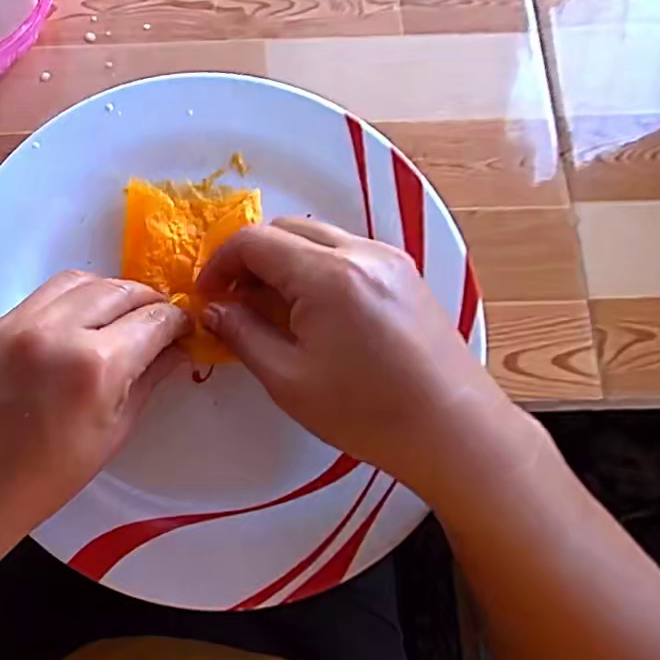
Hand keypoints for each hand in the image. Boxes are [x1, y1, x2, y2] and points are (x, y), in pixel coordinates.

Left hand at [0, 271, 189, 558]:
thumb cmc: (47, 477)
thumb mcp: (114, 432)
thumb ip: (149, 380)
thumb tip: (176, 350)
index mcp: (96, 365)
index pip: (153, 319)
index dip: (177, 321)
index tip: (183, 328)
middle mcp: (58, 331)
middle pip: (120, 289)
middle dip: (148, 300)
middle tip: (158, 320)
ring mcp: (20, 323)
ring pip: (81, 280)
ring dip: (110, 291)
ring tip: (120, 316)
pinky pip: (45, 294)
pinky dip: (72, 299)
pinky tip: (79, 322)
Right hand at [195, 218, 518, 488]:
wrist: (453, 430)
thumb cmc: (366, 413)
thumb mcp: (287, 379)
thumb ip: (242, 335)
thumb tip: (214, 310)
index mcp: (328, 276)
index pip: (254, 241)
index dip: (219, 263)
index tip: (207, 296)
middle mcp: (361, 252)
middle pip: (284, 228)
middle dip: (249, 258)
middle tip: (234, 301)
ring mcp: (388, 258)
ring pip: (315, 236)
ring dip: (281, 261)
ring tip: (270, 308)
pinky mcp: (404, 273)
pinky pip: (344, 252)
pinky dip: (314, 268)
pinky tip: (311, 311)